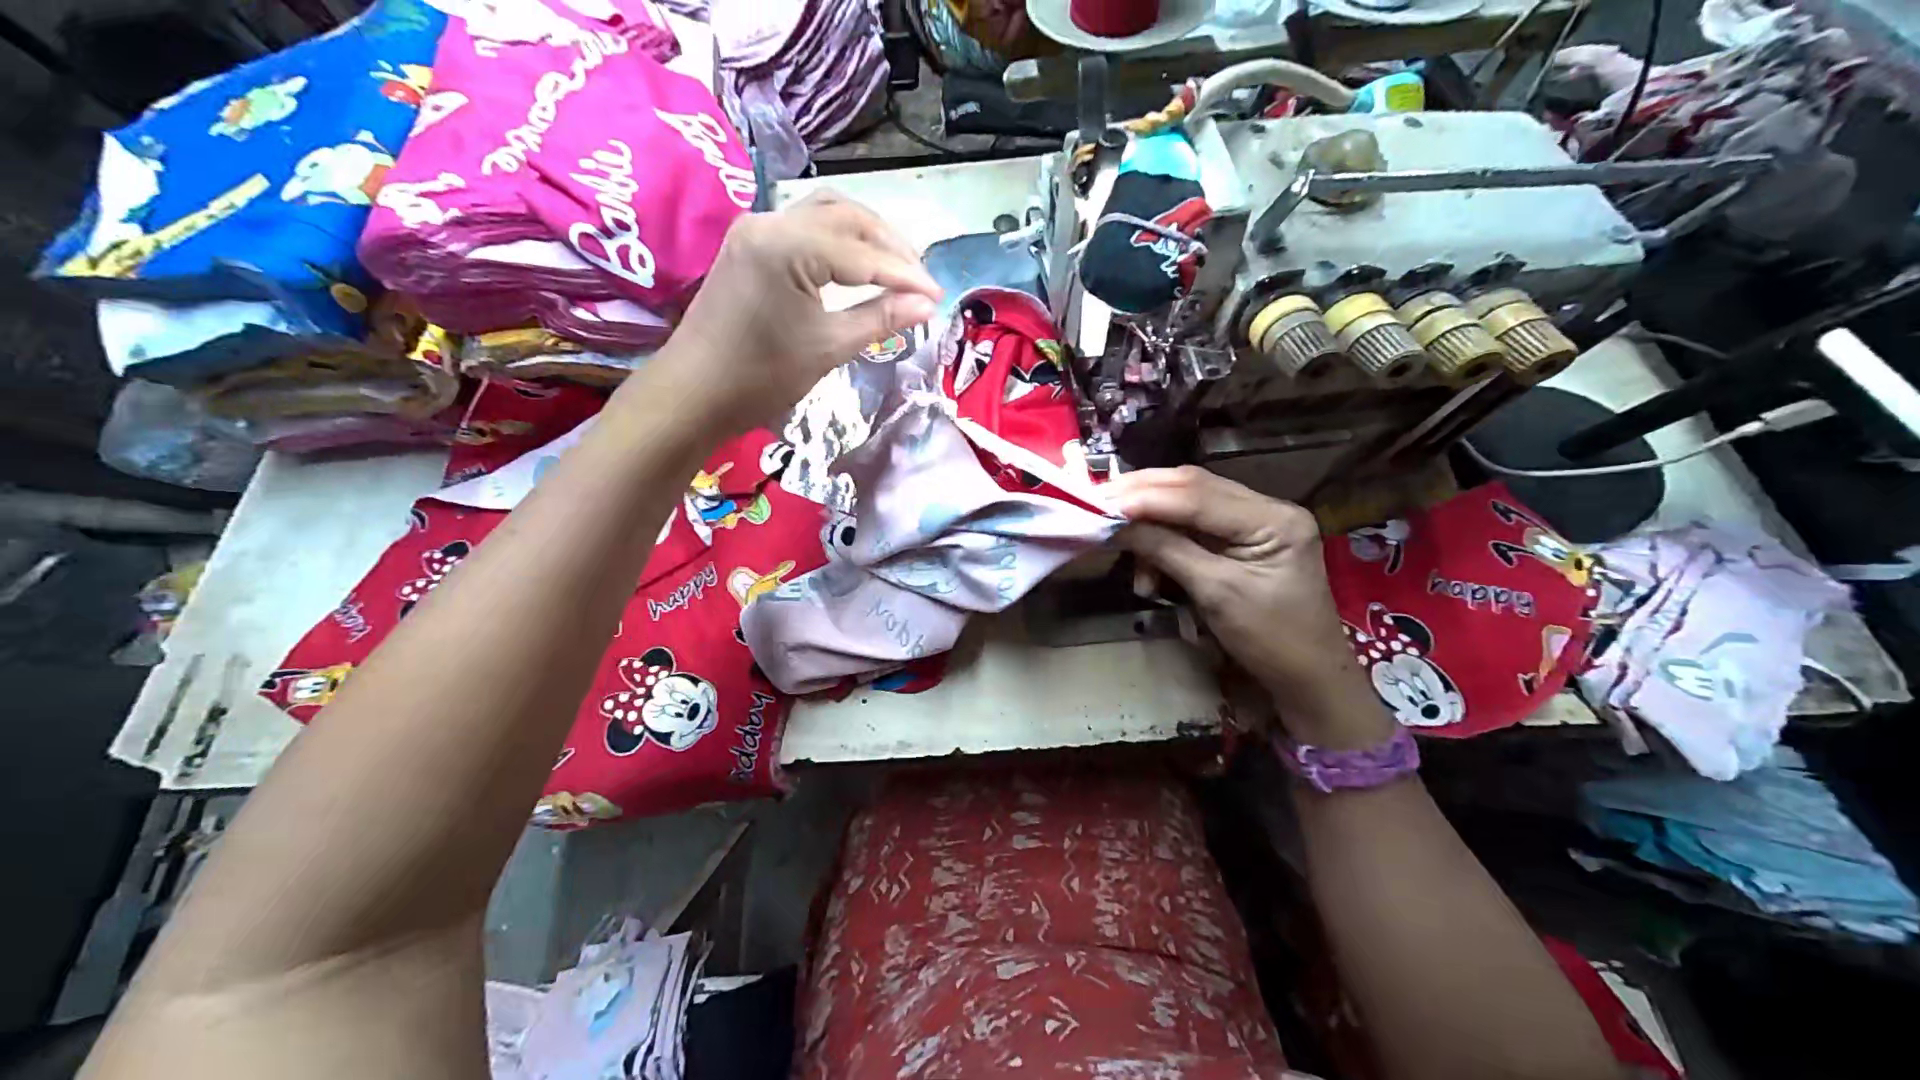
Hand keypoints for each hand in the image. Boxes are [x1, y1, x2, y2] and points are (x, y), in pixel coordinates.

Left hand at [648, 191, 941, 434]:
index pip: (863, 253)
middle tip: (920, 283)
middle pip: (847, 216)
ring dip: (866, 237)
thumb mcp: (828, 348)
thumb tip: (927, 304)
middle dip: (890, 246)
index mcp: (788, 246)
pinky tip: (858, 266)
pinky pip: (804, 228)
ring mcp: (755, 229)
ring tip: (896, 271)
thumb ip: (881, 318)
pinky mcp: (748, 244)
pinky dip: (838, 242)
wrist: (693, 393)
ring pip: (825, 214)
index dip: (905, 275)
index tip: (937, 297)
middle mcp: (770, 222)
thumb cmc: (760, 376)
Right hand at [1107, 467, 1395, 749]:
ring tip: (1122, 547)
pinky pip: (1195, 526)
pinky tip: (1148, 568)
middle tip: (1099, 505)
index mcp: (1274, 518)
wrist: (1309, 679)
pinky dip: (1164, 540)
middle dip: (1143, 497)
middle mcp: (1267, 508)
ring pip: (1189, 503)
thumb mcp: (1215, 593)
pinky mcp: (1243, 539)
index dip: (1147, 497)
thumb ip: (1166, 550)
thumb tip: (1116, 526)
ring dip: (1151, 522)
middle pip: (1193, 487)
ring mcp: (1256, 522)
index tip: (1102, 504)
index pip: (1198, 495)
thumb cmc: (1270, 640)